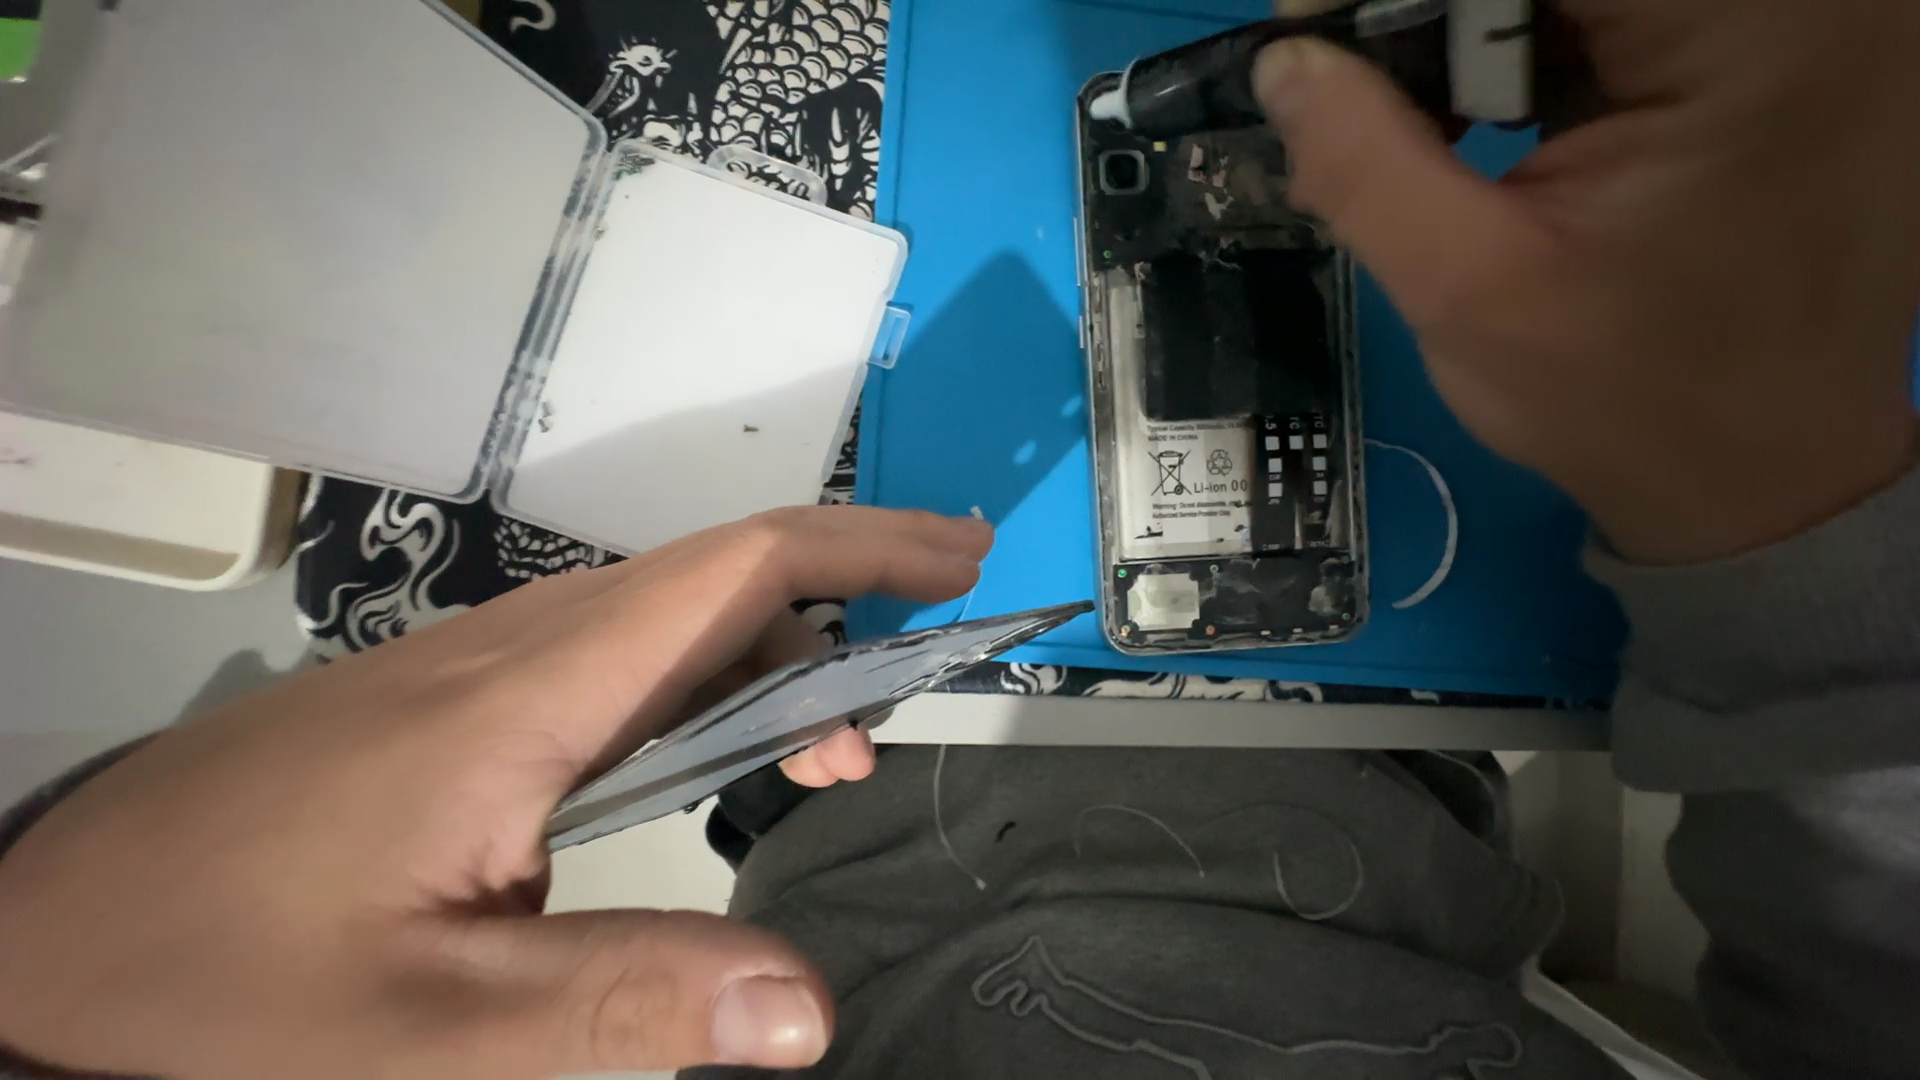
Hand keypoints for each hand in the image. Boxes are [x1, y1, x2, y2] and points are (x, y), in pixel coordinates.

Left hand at [0, 507, 991, 1078]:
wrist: (39, 925)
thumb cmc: (219, 973)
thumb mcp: (427, 1026)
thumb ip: (627, 1002)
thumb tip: (809, 1014)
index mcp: (552, 682)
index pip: (745, 569)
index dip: (867, 546)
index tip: (956, 556)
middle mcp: (556, 638)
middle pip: (744, 568)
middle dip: (868, 569)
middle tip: (960, 597)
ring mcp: (531, 655)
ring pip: (707, 615)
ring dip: (804, 654)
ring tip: (855, 747)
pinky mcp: (510, 687)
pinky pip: (662, 656)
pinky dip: (742, 685)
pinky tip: (760, 750)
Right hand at [1260, 0, 1919, 562]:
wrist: (1746, 468)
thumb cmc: (1612, 394)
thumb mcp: (1461, 286)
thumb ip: (1363, 165)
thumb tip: (1282, 61)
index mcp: (1753, 19)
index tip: (1304, 40)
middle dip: (1419, 26)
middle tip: (1330, 102)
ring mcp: (1782, 20)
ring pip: (1558, 0)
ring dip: (1447, 52)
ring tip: (1379, 141)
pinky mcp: (1748, 58)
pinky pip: (1592, 32)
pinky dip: (1497, 73)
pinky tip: (1442, 139)